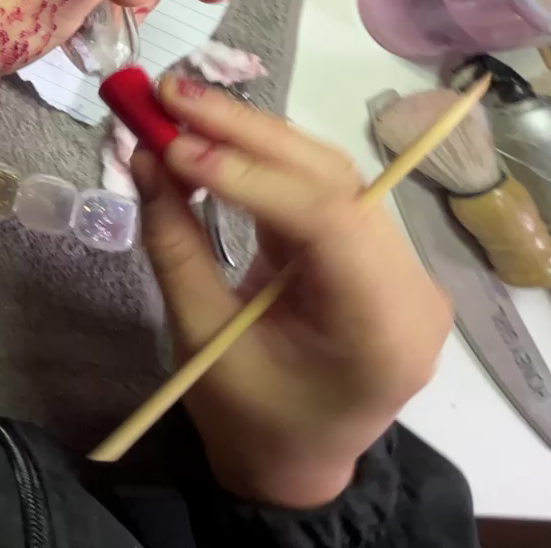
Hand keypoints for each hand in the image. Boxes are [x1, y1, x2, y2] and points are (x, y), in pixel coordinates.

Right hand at [132, 76, 450, 507]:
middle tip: (167, 92)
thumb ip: (174, 242)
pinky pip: (308, 186)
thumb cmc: (248, 417)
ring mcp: (389, 260)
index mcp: (382, 327)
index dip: (245, 173)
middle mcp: (405, 282)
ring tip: (179, 101)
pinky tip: (207, 134)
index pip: (325, 221)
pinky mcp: (359, 247)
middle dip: (243, 129)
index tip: (172, 145)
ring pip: (321, 170)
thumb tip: (144, 156)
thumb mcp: (200, 335)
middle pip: (329, 179)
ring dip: (246, 131)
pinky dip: (252, 156)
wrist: (292, 458)